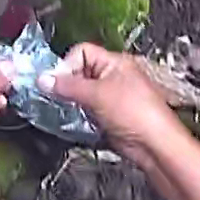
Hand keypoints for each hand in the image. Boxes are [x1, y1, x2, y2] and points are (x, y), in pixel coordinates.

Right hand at [40, 43, 186, 168]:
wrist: (156, 147)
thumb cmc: (135, 113)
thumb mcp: (96, 94)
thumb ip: (67, 86)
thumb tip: (43, 79)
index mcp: (114, 62)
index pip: (81, 52)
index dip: (67, 65)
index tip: (56, 81)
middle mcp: (113, 76)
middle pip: (80, 72)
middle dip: (67, 84)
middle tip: (57, 97)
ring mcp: (112, 97)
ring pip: (82, 93)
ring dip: (73, 101)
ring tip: (66, 110)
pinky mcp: (110, 116)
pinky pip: (87, 110)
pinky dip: (79, 115)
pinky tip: (75, 122)